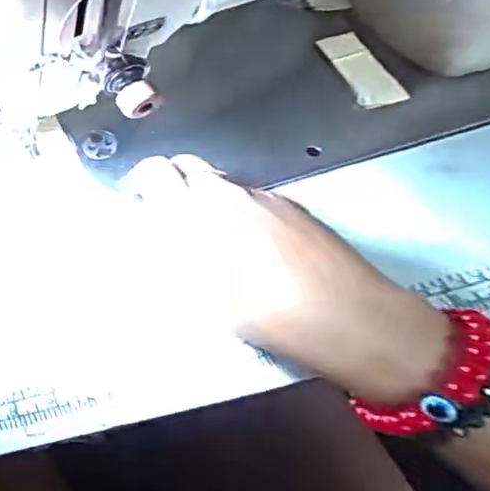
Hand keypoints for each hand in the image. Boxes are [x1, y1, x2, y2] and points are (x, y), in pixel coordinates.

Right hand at [126, 156, 448, 403]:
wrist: (355, 321)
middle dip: (169, 183)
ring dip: (204, 200)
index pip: (157, 172)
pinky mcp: (296, 210)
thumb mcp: (206, 299)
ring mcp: (269, 199)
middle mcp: (235, 195)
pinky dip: (236, 212)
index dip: (139, 181)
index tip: (134, 197)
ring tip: (204, 239)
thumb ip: (175, 262)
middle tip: (161, 211)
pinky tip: (245, 249)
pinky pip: (252, 200)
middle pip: (190, 169)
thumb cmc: (275, 318)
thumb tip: (156, 241)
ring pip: (223, 186)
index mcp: (204, 211)